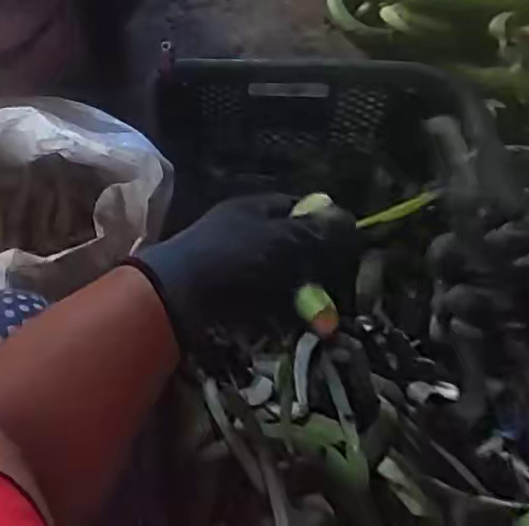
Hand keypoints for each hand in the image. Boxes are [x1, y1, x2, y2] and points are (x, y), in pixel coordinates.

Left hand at [127, 193, 355, 348]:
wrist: (179, 294)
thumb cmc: (232, 258)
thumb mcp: (278, 240)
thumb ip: (313, 230)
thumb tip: (348, 215)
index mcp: (254, 208)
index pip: (296, 206)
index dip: (322, 223)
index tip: (348, 246)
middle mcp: (245, 228)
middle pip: (291, 242)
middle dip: (315, 266)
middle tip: (336, 286)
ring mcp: (235, 259)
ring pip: (282, 273)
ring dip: (303, 292)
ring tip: (322, 313)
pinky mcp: (230, 289)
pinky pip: (266, 295)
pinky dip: (283, 306)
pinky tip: (296, 321)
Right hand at [434, 218, 528, 520]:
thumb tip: (485, 211)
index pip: (507, 232)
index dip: (480, 224)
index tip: (460, 223)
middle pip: (476, 260)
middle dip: (455, 260)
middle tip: (449, 270)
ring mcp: (519, 335)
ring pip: (462, 296)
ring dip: (452, 298)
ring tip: (457, 315)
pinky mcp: (503, 372)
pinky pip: (464, 338)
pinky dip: (454, 332)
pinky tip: (456, 335)